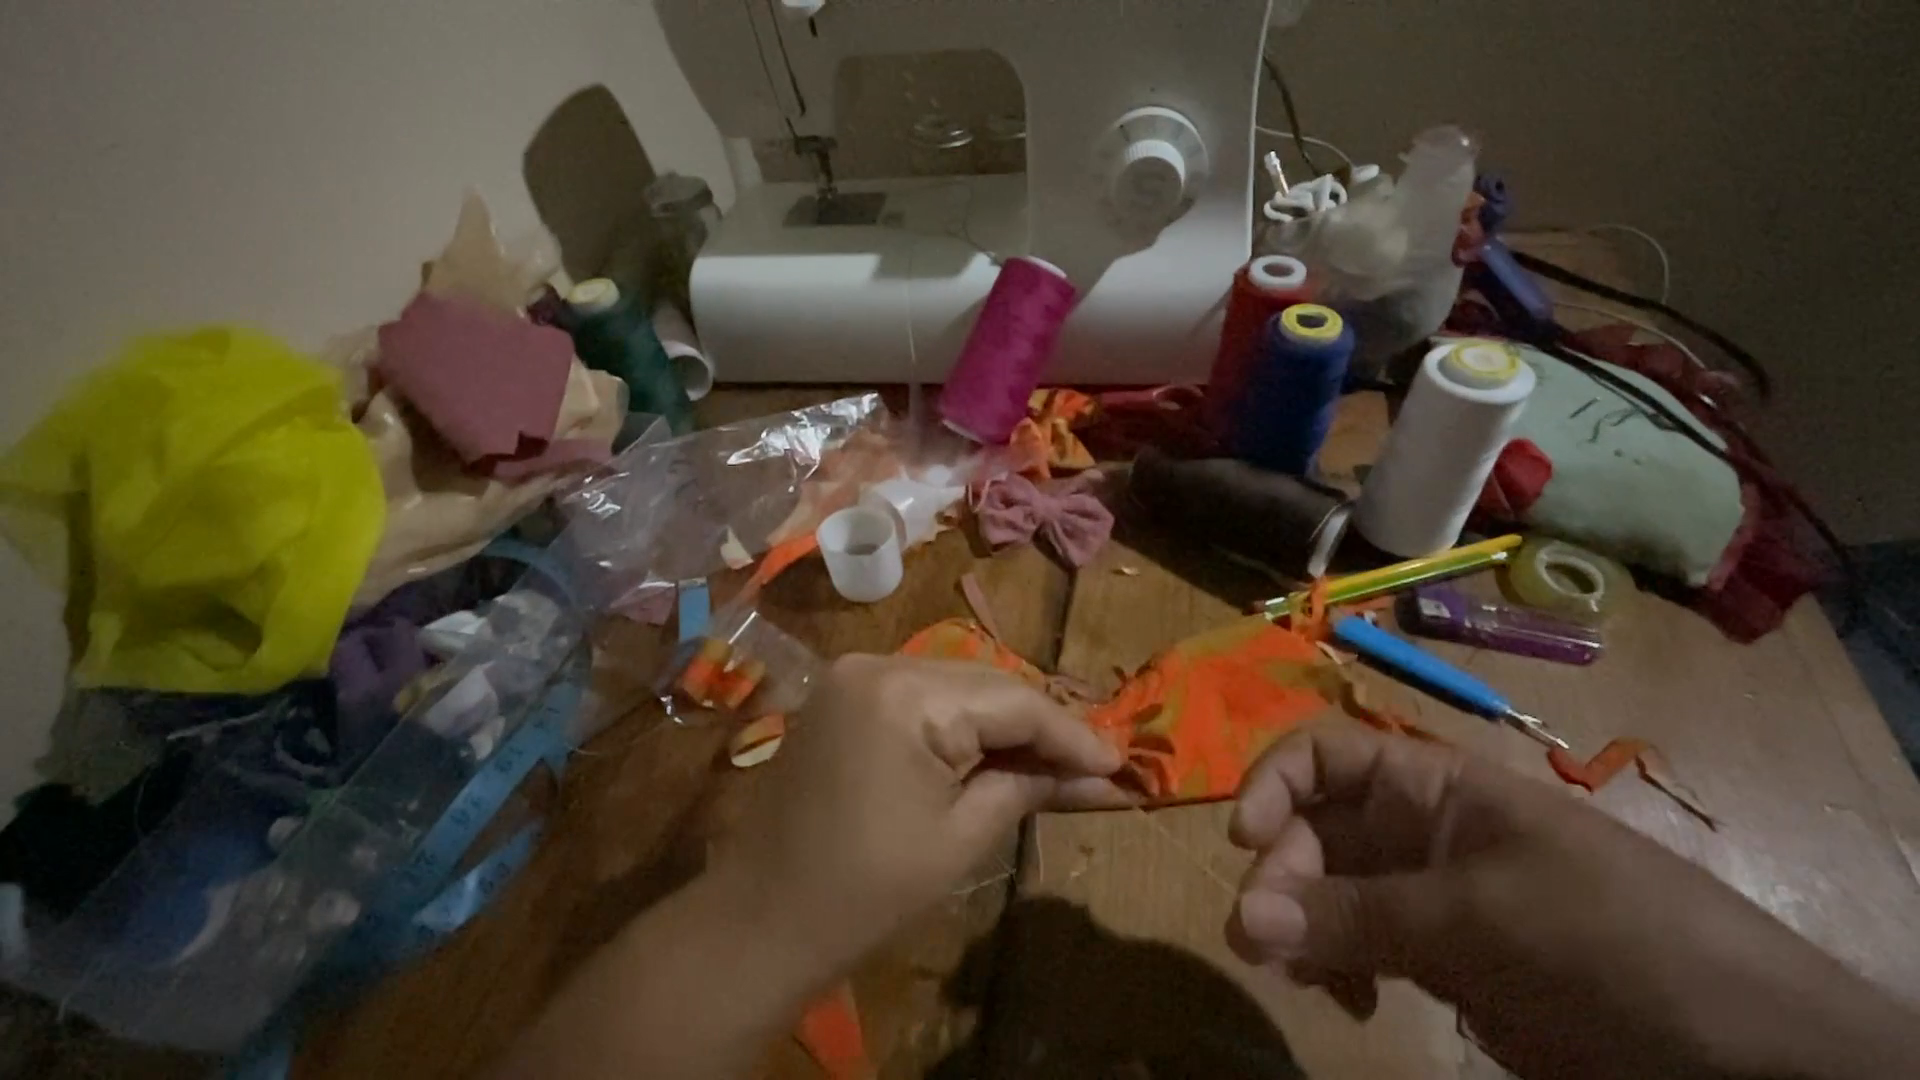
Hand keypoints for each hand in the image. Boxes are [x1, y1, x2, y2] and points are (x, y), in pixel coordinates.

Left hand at [713, 654, 1122, 976]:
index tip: (1120, 763)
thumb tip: (1106, 776)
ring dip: (1002, 721)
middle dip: (1039, 725)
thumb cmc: (866, 892)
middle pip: (985, 683)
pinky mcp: (842, 693)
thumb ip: (1033, 787)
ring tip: (1051, 761)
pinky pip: (920, 695)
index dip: (1072, 734)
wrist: (761, 920)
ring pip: (955, 685)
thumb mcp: (963, 838)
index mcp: (905, 695)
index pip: (1013, 700)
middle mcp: (878, 663)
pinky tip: (992, 750)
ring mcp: (853, 674)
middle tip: (1092, 765)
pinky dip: (959, 721)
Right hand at [1225, 725, 1919, 1079]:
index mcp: (1433, 786)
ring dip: (1298, 926)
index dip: (1275, 784)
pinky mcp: (1445, 962)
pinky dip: (1336, 969)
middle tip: (1259, 942)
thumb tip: (1238, 919)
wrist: (1755, 1057)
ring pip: (1329, 893)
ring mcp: (1430, 899)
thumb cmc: (1609, 938)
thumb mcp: (1477, 916)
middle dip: (1281, 876)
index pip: (1326, 757)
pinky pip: (1361, 948)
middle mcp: (1420, 832)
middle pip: (1314, 830)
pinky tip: (1349, 1002)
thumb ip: (1353, 916)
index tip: (1241, 840)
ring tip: (1298, 978)